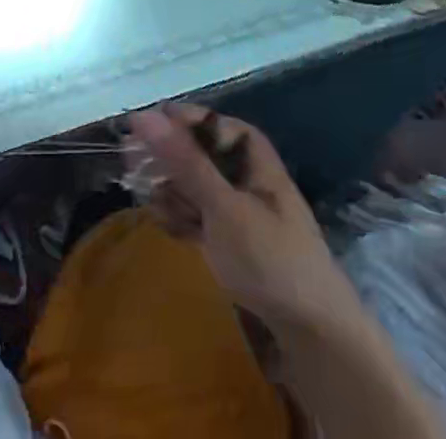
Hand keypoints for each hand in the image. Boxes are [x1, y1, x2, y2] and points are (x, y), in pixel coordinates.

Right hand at [130, 107, 445, 438]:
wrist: (310, 329)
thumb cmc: (270, 257)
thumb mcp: (223, 205)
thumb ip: (183, 160)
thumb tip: (143, 115)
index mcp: (252, 156)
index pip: (210, 122)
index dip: (177, 122)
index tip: (141, 130)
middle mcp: (243, 173)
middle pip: (195, 151)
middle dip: (166, 162)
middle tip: (136, 173)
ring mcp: (234, 205)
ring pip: (189, 183)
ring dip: (170, 193)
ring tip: (166, 213)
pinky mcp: (226, 233)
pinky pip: (192, 212)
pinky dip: (179, 217)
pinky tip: (174, 231)